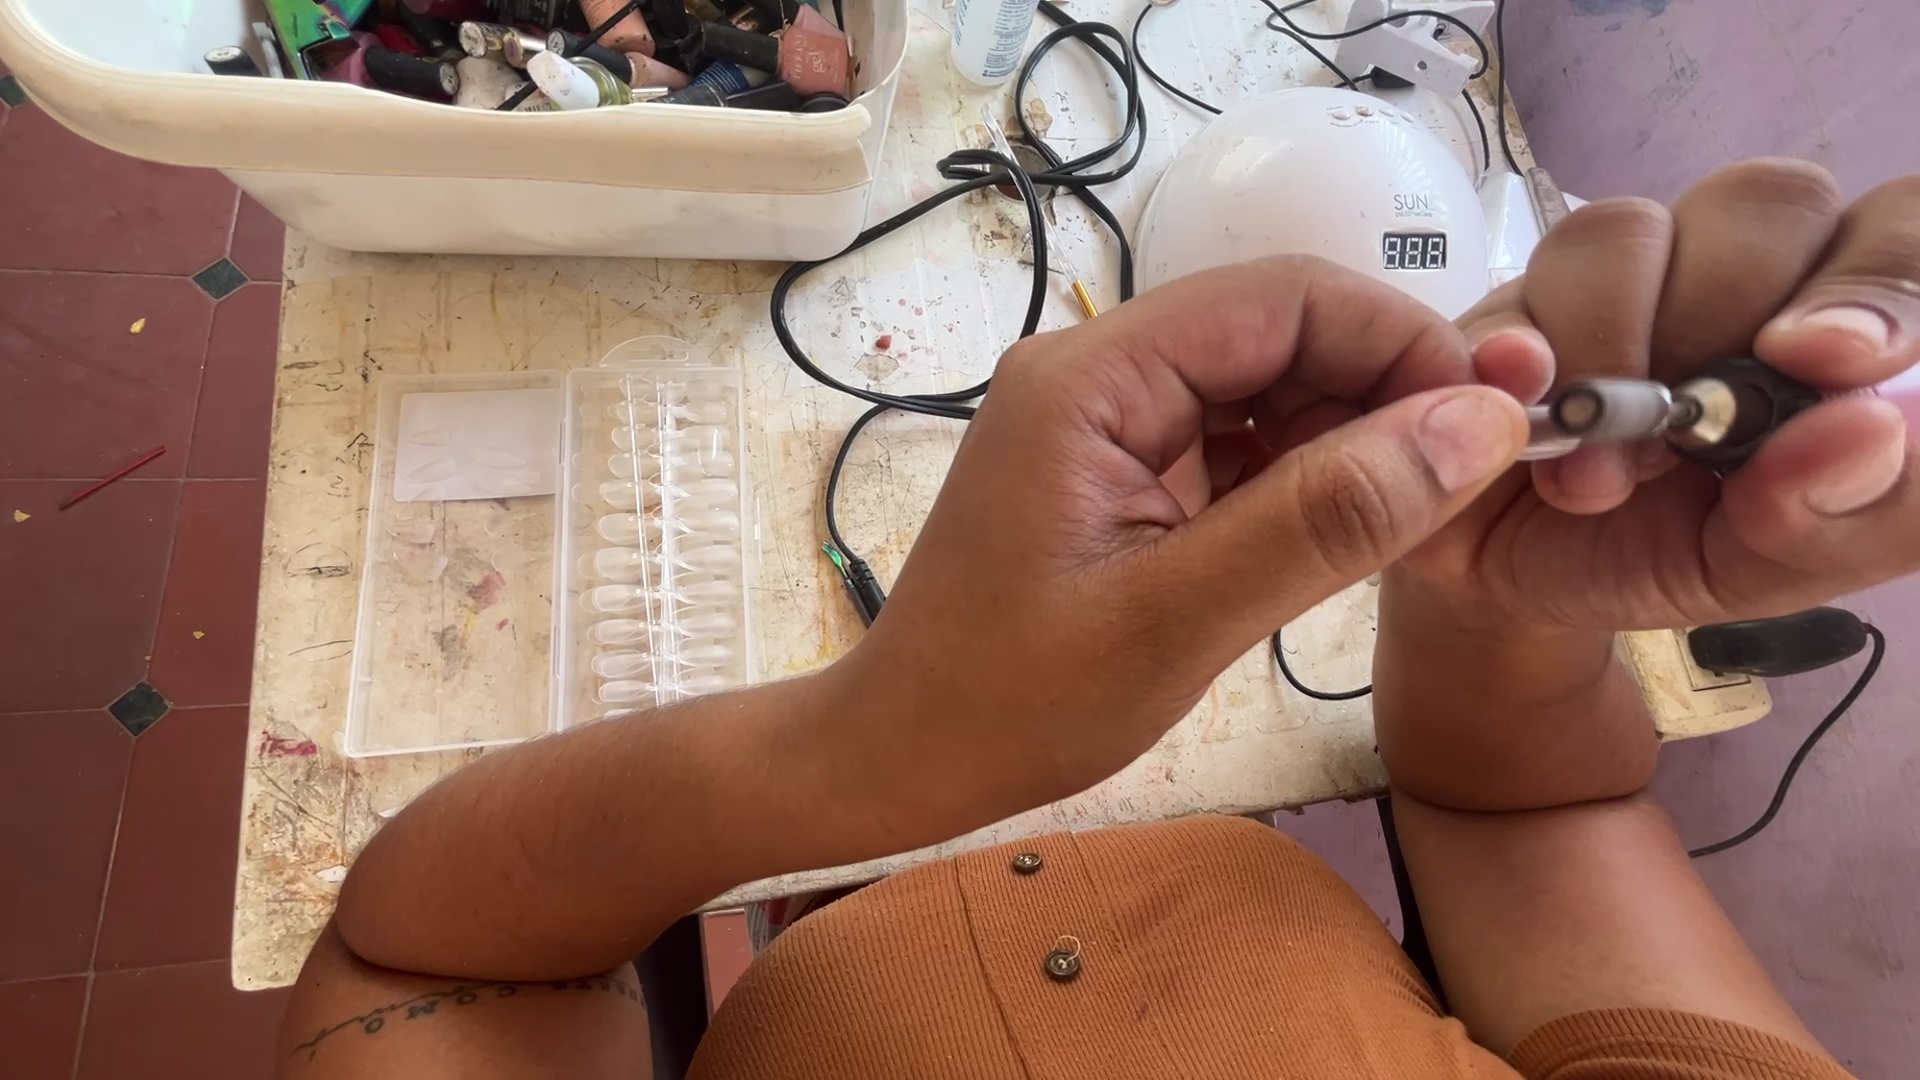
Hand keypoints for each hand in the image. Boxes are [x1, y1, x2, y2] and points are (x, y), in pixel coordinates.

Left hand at [829, 256, 1527, 828]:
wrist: (912, 746)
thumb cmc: (1017, 700)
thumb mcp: (1180, 616)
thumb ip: (1326, 517)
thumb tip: (1479, 422)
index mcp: (1089, 379)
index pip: (1278, 299)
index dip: (1399, 341)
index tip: (1493, 418)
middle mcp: (1088, 375)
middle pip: (1266, 336)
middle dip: (1374, 392)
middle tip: (1465, 478)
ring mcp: (1093, 423)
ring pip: (1250, 391)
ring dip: (1336, 439)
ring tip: (1401, 514)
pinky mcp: (1103, 471)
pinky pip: (1216, 445)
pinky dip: (1284, 476)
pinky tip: (1326, 527)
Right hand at [1412, 161, 1919, 631]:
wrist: (1498, 585)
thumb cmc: (1641, 564)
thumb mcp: (1759, 569)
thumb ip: (1837, 516)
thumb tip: (1868, 426)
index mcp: (1818, 330)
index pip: (1896, 228)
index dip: (1875, 273)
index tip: (1822, 362)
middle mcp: (1713, 285)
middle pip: (1756, 200)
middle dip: (1717, 310)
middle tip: (1676, 425)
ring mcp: (1592, 292)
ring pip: (1614, 234)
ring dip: (1601, 344)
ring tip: (1583, 460)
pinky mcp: (1495, 321)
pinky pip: (1503, 304)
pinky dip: (1511, 363)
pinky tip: (1511, 424)